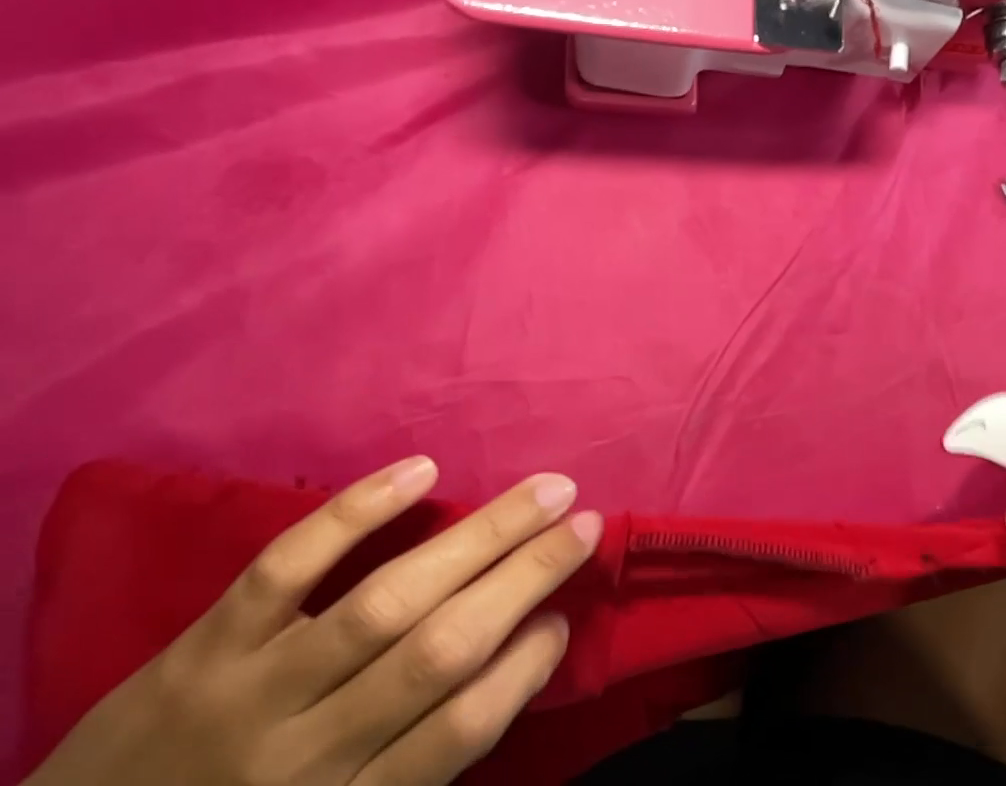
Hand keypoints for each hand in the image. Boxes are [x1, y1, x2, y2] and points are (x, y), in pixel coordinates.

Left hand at [25, 457, 600, 785]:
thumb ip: (425, 754)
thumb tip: (527, 645)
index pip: (464, 727)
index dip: (528, 665)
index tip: (565, 617)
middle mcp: (307, 755)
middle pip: (440, 652)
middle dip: (527, 577)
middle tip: (584, 522)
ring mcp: (250, 694)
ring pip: (384, 603)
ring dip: (478, 537)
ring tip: (543, 491)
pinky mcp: (199, 649)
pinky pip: (284, 570)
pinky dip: (355, 515)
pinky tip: (422, 472)